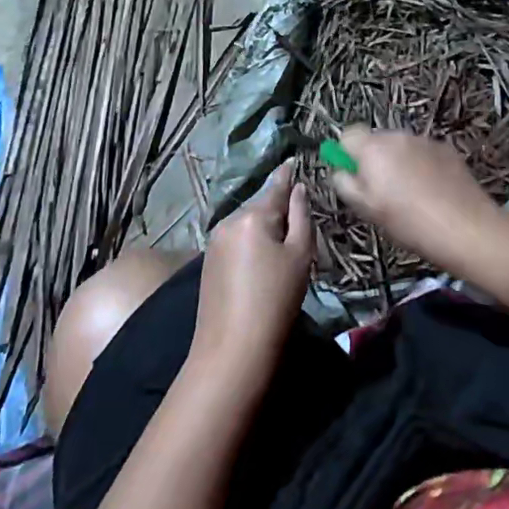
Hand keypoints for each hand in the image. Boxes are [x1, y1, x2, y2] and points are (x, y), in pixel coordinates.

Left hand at [192, 162, 315, 369]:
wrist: (233, 347)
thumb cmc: (276, 300)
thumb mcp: (300, 256)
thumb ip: (301, 217)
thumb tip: (298, 189)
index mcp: (252, 216)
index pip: (275, 188)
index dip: (286, 176)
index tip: (292, 161)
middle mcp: (228, 221)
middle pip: (260, 208)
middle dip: (278, 211)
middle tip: (300, 224)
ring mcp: (214, 242)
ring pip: (247, 225)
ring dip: (264, 229)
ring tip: (283, 249)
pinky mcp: (208, 262)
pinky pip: (236, 242)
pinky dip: (251, 245)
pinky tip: (261, 264)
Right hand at [327, 126, 501, 268]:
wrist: (466, 227)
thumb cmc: (409, 221)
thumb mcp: (366, 209)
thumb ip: (345, 184)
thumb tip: (342, 172)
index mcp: (373, 148)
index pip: (347, 135)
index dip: (347, 154)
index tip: (354, 177)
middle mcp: (398, 136)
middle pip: (375, 141)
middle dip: (374, 160)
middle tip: (381, 192)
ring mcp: (425, 141)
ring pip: (400, 147)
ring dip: (398, 163)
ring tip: (409, 195)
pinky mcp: (448, 150)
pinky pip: (423, 153)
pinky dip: (421, 166)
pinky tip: (431, 192)